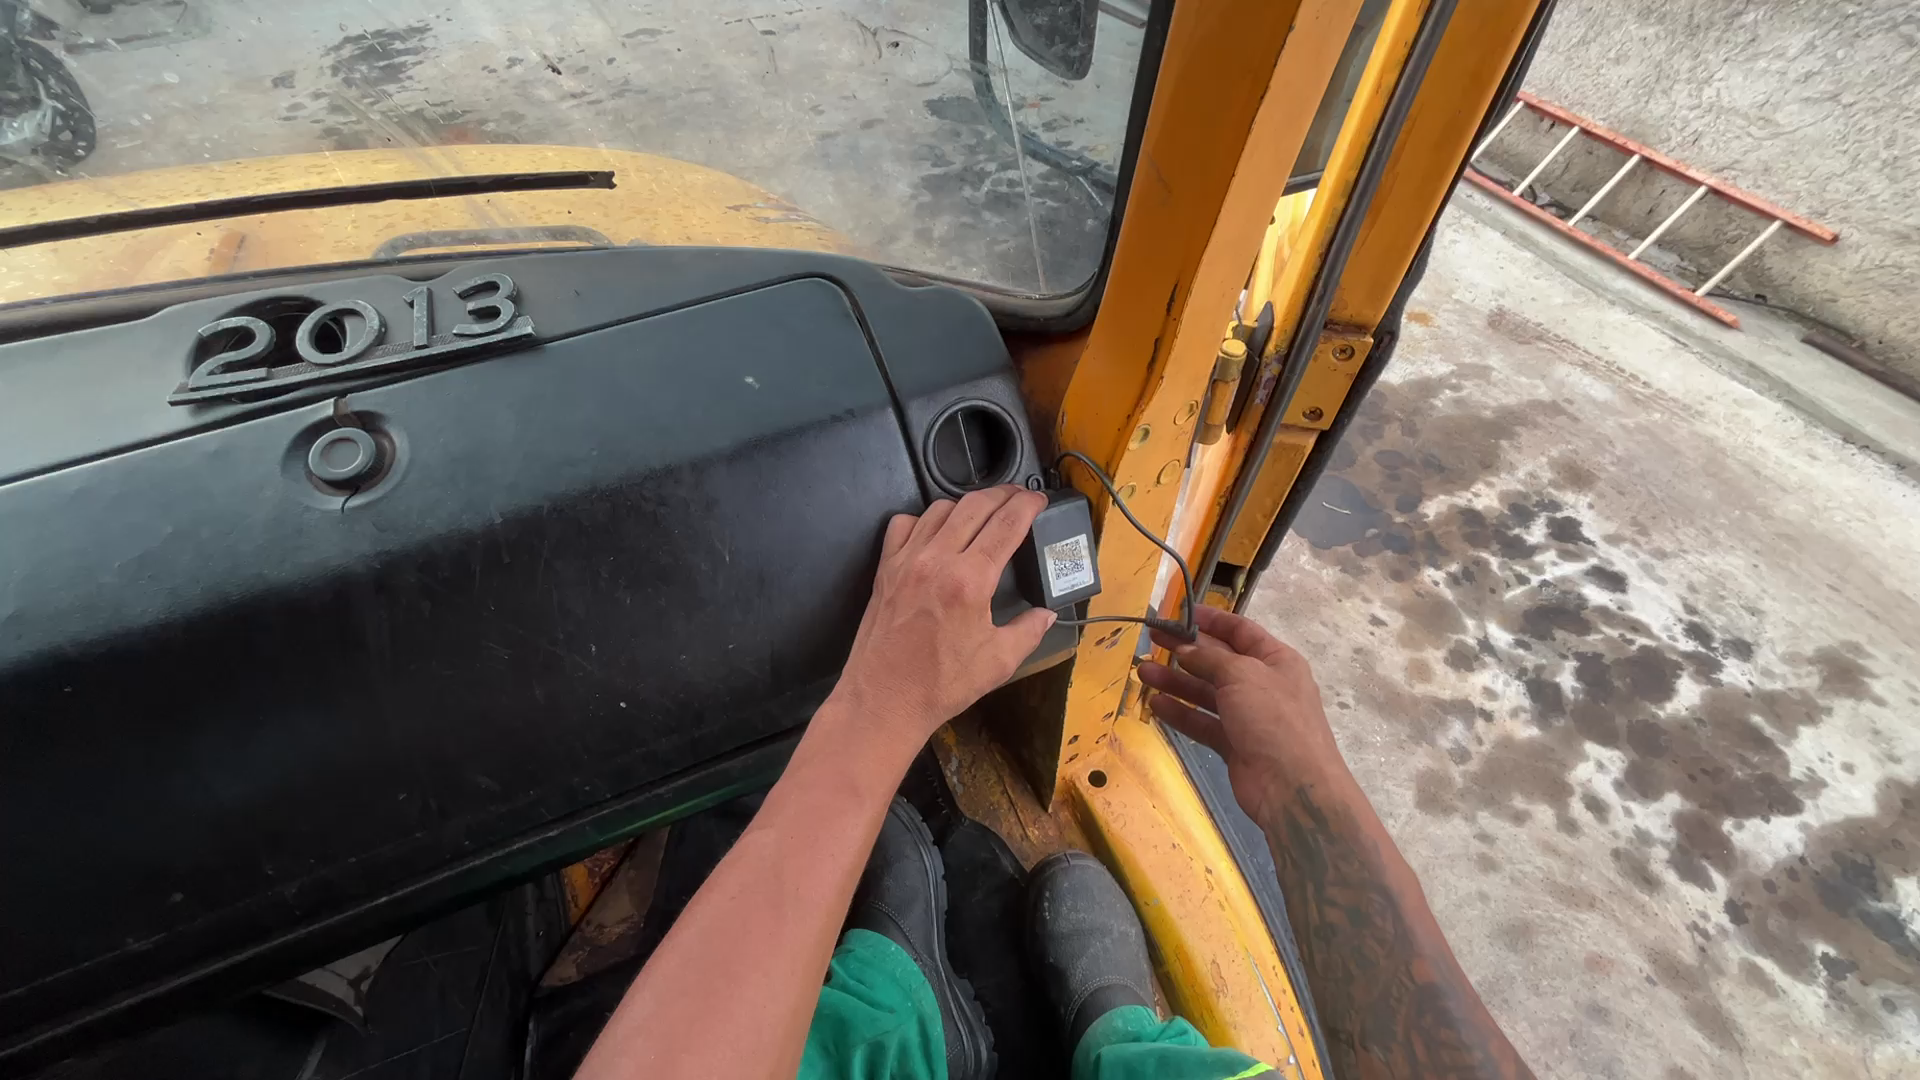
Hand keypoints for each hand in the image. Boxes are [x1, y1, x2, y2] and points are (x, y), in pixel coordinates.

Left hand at [828, 485, 1056, 749]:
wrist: (883, 699)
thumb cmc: (942, 684)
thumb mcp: (998, 662)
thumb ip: (1029, 631)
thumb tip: (1047, 614)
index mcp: (970, 580)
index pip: (1006, 524)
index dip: (1028, 505)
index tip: (1039, 499)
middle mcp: (937, 560)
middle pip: (975, 505)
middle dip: (1003, 494)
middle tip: (1018, 497)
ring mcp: (906, 560)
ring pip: (940, 509)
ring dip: (966, 504)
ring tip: (983, 513)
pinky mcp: (885, 568)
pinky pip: (903, 525)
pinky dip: (924, 519)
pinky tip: (936, 531)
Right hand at [1139, 605, 1343, 818]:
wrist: (1293, 787)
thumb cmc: (1273, 718)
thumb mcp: (1242, 675)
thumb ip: (1209, 659)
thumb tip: (1184, 650)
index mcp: (1276, 660)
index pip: (1241, 631)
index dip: (1211, 620)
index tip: (1180, 614)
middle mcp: (1263, 685)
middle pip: (1218, 661)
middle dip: (1185, 651)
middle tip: (1151, 640)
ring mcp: (1248, 716)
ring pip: (1206, 693)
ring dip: (1175, 682)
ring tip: (1143, 672)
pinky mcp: (1234, 743)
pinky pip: (1203, 722)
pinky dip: (1181, 713)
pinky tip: (1156, 705)